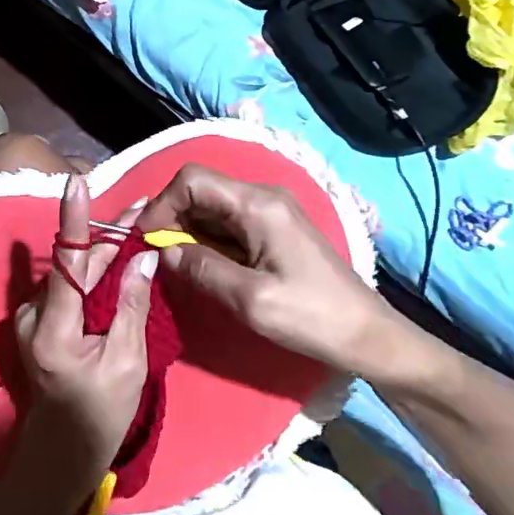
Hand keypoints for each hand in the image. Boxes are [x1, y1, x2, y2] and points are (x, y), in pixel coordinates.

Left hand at [11, 175, 153, 496]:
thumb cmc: (98, 415)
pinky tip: (119, 261)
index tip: (76, 184)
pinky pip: (69, 289)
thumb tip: (144, 257)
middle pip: (74, 264)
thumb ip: (130, 305)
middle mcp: (35, 314)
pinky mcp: (39, 322)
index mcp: (54, 328)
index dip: (73, 221)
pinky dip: (94, 275)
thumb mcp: (126, 362)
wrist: (60, 452)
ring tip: (137, 229)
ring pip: (72, 274)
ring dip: (103, 254)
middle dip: (108, 237)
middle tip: (142, 211)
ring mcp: (33, 318)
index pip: (65, 263)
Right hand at [139, 164, 443, 385]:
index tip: (147, 239)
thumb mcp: (251, 300)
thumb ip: (203, 269)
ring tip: (175, 262)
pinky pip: (228, 221)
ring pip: (212, 205)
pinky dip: (207, 237)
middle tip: (157, 254)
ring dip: (188, 228)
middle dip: (172, 216)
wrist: (366, 334)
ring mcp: (270, 211)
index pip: (193, 180)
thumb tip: (163, 251)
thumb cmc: (312, 317)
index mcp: (258, 205)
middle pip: (201, 188)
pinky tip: (202, 264)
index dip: (162, 204)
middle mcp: (263, 196)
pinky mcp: (274, 228)